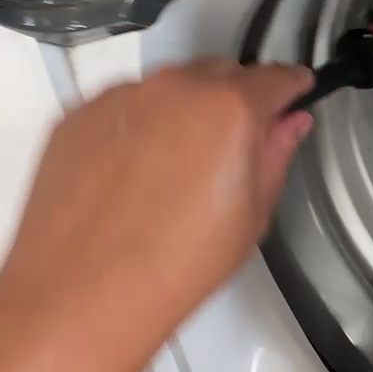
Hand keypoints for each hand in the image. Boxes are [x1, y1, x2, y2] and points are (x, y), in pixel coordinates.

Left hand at [0, 60, 314, 365]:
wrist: (76, 299)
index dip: (292, 86)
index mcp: (230, 108)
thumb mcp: (251, 215)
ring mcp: (121, 97)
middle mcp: (176, 87)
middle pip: (222, 73)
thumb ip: (276, 155)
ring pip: (172, 85)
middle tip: (235, 145)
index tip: (296, 93)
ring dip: (187, 107)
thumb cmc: (176, 266)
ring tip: (179, 164)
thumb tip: (289, 123)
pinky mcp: (77, 115)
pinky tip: (135, 172)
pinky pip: (125, 104)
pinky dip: (140, 122)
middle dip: (238, 97)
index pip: (276, 77)